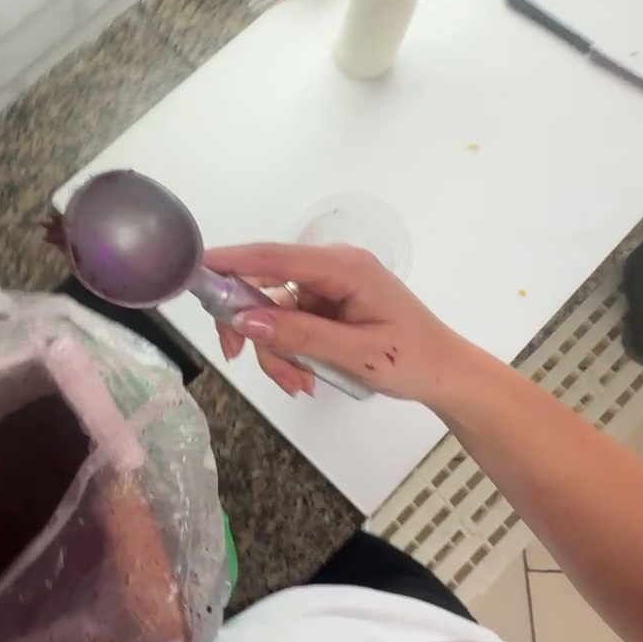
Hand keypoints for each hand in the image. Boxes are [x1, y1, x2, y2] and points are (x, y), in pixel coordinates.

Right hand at [206, 243, 483, 404]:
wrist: (447, 375)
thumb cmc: (412, 360)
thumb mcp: (356, 354)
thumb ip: (299, 336)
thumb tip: (245, 320)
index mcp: (344, 267)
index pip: (276, 257)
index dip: (233, 261)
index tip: (196, 268)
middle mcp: (332, 269)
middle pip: (266, 286)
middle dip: (253, 327)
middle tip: (239, 360)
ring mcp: (328, 287)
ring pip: (274, 313)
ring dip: (275, 350)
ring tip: (297, 384)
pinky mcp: (327, 306)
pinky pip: (289, 325)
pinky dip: (288, 352)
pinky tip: (303, 378)